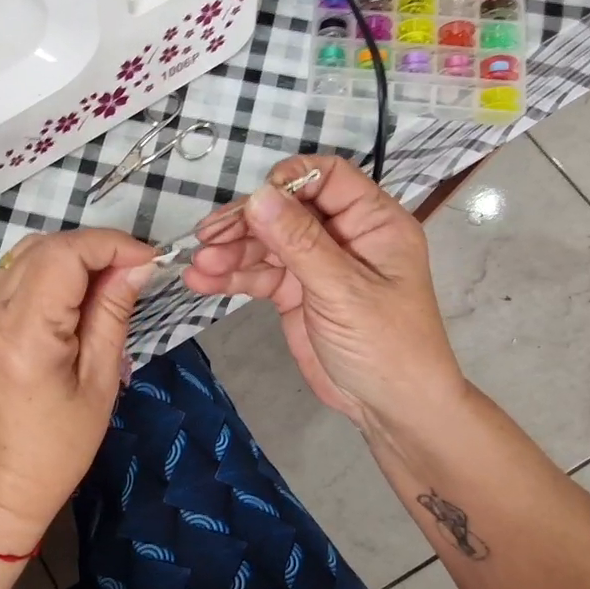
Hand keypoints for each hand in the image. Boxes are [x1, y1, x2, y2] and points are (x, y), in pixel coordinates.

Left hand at [0, 229, 159, 555]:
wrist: (4, 479)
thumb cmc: (60, 445)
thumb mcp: (100, 380)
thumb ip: (113, 313)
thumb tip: (138, 265)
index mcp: (24, 334)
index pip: (64, 255)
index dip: (110, 245)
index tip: (149, 260)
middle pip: (46, 247)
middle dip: (97, 248)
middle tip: (136, 271)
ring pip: (31, 252)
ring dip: (75, 255)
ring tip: (113, 281)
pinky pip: (19, 272)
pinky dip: (54, 269)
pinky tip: (80, 293)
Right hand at [183, 155, 466, 432]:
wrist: (390, 410)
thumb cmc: (387, 345)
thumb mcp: (343, 290)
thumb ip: (299, 242)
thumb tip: (257, 195)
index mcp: (372, 222)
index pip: (328, 178)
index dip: (288, 181)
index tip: (251, 201)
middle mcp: (342, 236)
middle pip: (286, 211)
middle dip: (245, 224)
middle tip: (206, 239)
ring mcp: (316, 265)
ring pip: (266, 242)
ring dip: (230, 253)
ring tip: (198, 268)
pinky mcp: (295, 293)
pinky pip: (259, 273)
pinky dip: (231, 276)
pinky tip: (203, 282)